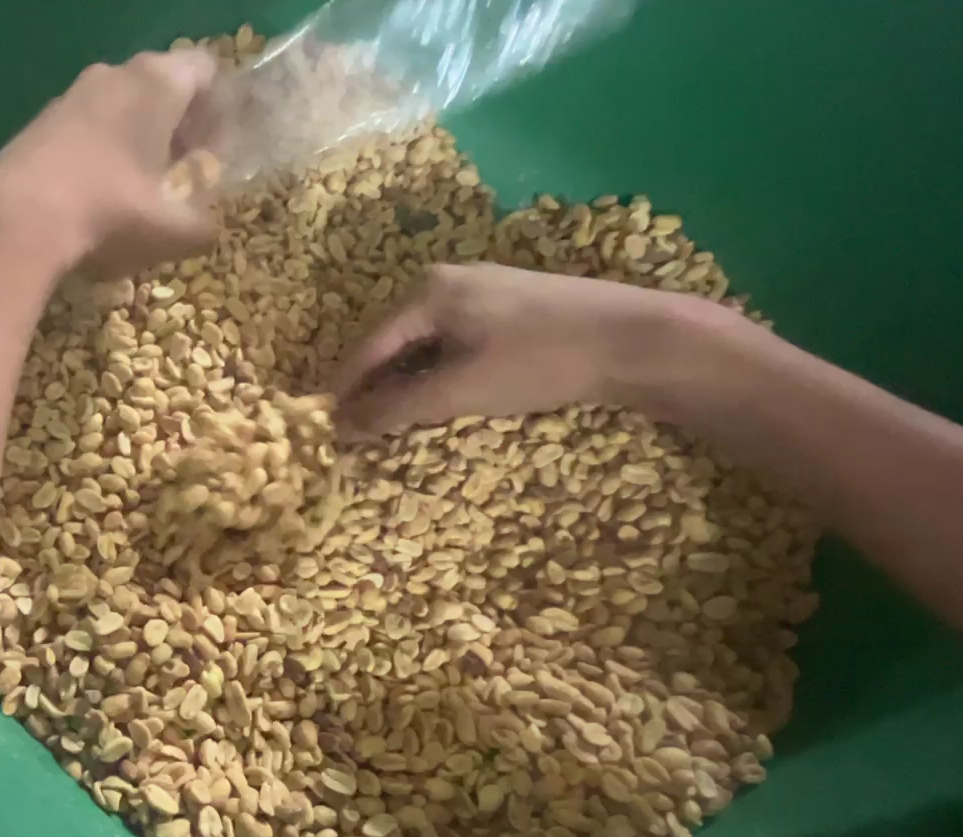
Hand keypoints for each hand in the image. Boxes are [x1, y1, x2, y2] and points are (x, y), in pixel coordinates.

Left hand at [0, 51, 219, 277]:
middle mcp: (113, 74)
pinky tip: (92, 198)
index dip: (218, 113)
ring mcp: (69, 96)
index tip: (214, 157)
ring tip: (135, 193)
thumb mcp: (172, 232)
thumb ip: (204, 226)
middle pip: (160, 88)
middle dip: (176, 129)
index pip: (206, 72)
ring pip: (118, 108)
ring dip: (134, 142)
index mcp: (156, 82)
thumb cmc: (109, 215)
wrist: (15, 222)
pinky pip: (83, 130)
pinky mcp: (36, 125)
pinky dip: (97, 154)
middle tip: (180, 176)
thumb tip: (210, 228)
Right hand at [330, 263, 708, 438]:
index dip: (344, 390)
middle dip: (373, 387)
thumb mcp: (459, 390)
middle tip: (358, 429)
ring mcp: (478, 288)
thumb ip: (395, 408)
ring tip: (393, 420)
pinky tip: (438, 395)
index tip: (325, 427)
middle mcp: (445, 281)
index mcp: (427, 293)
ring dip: (404, 382)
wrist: (637, 339)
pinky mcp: (505, 303)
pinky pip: (449, 340)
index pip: (367, 349)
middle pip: (391, 343)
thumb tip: (341, 426)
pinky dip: (434, 370)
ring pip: (421, 343)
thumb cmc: (538, 361)